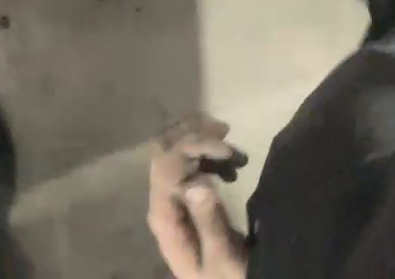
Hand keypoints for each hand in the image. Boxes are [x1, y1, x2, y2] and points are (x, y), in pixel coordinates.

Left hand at [148, 115, 247, 278]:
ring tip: (234, 152)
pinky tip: (228, 162)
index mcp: (164, 216)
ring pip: (173, 149)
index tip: (228, 148)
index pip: (166, 164)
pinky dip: (205, 151)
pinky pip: (184, 160)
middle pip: (164, 149)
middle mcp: (160, 201)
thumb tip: (197, 181)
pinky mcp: (180, 196)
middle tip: (226, 131)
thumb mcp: (222, 257)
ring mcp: (168, 197)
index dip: (194, 145)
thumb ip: (209, 221)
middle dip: (193, 132)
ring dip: (201, 140)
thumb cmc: (223, 277)